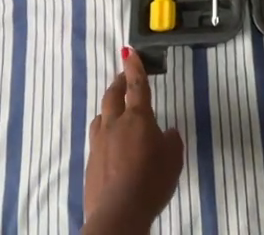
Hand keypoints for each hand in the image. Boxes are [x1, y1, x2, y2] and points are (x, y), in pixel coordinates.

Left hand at [82, 47, 184, 234]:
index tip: (128, 50)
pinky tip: (110, 142)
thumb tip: (167, 132)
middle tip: (123, 76)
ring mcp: (99, 142)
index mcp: (138, 118)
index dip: (134, 66)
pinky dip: (104, 130)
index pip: (137, 84)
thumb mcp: (173, 161)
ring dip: (109, 106)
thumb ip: (172, 141)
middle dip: (118, 82)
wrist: (118, 214)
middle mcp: (115, 124)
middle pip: (113, 95)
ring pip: (101, 115)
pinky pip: (97, 136)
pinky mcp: (90, 161)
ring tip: (115, 108)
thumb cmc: (151, 183)